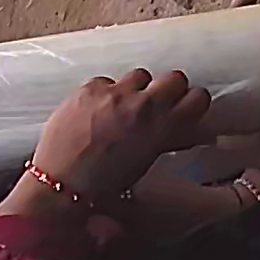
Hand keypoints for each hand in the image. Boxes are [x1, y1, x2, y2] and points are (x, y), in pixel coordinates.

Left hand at [0, 69, 211, 220]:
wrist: (62, 183)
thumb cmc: (105, 184)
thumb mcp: (145, 162)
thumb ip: (167, 140)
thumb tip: (184, 130)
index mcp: (162, 127)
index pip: (198, 97)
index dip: (192, 102)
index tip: (184, 107)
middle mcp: (142, 105)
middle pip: (174, 77)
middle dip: (168, 89)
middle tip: (156, 103)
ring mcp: (114, 93)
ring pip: (140, 75)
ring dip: (135, 89)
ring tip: (122, 107)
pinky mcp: (89, 88)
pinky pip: (106, 81)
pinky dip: (104, 93)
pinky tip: (95, 111)